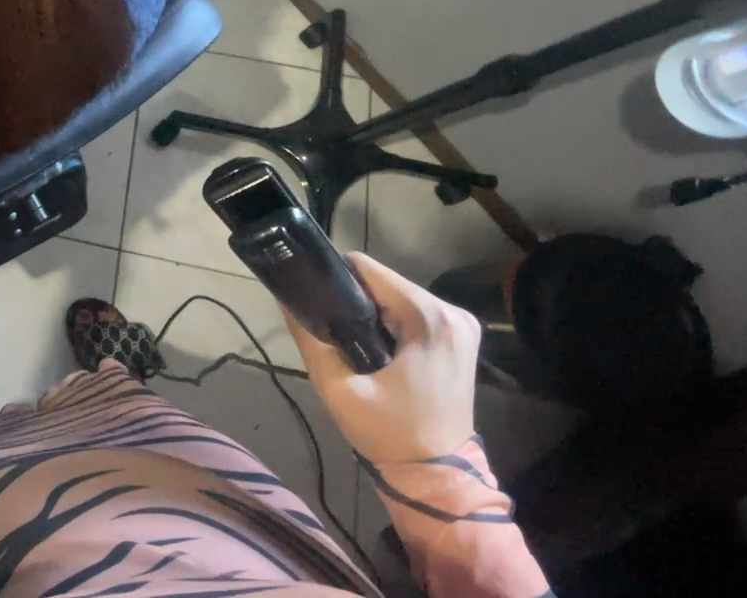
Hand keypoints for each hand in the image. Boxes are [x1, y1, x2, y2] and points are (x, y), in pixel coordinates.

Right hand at [285, 253, 480, 464]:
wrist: (437, 477)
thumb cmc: (389, 432)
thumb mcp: (336, 386)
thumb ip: (309, 338)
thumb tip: (284, 300)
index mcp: (428, 318)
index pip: (367, 268)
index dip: (334, 278)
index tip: (315, 301)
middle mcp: (452, 313)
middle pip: (383, 281)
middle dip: (351, 297)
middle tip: (330, 328)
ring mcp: (461, 325)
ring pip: (396, 294)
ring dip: (369, 309)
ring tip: (348, 339)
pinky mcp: (460, 337)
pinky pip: (412, 310)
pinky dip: (388, 320)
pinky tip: (373, 345)